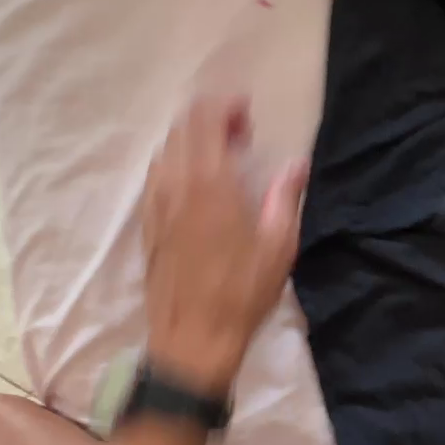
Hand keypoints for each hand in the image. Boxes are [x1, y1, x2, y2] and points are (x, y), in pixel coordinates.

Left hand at [139, 96, 306, 396]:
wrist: (193, 339)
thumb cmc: (243, 294)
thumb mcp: (279, 246)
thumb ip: (284, 197)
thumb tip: (296, 164)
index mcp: (212, 185)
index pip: (205, 121)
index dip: (224, 106)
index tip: (247, 112)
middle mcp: (177, 186)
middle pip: (182, 129)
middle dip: (210, 119)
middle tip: (242, 135)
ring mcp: (157, 205)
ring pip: (166, 151)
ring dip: (192, 142)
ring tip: (222, 158)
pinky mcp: (148, 226)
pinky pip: (157, 178)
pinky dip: (176, 165)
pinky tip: (197, 186)